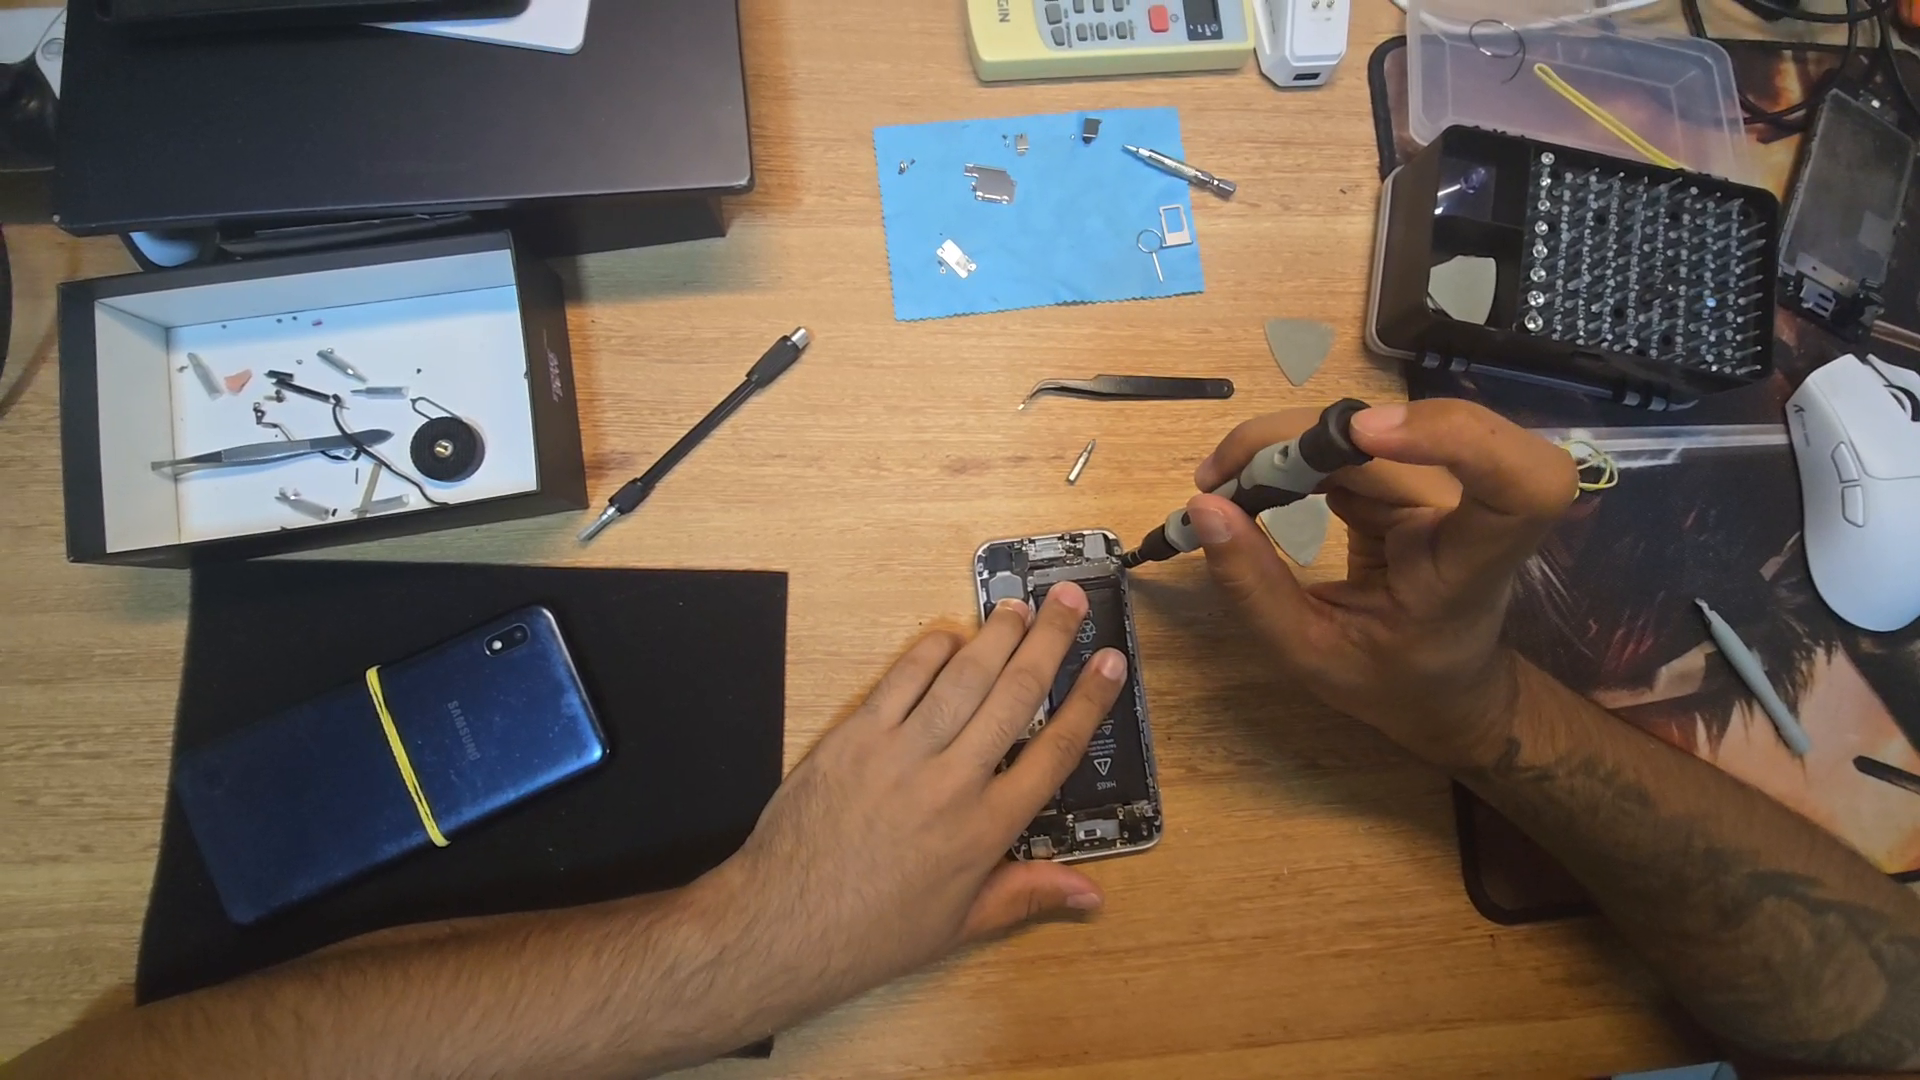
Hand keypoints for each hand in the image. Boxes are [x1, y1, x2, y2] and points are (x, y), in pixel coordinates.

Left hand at [691, 583, 1126, 1025]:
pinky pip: (901, 680)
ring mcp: (901, 752)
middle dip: (1050, 641)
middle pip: (1015, 695)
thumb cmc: (873, 930)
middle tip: (1069, 601)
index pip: (1055, 750)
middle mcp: (952, 781)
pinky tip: (951, 636)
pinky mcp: (856, 736)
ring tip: (1019, 606)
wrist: (782, 925)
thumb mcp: (960, 924)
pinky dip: (930, 652)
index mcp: (986, 829)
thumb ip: (1028, 895)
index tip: (1110, 662)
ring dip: (996, 636)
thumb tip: (1093, 895)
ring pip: (963, 678)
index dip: (1089, 701)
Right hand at [1187, 400, 1576, 769]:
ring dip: (1277, 446)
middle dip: (1289, 443)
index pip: (1518, 485)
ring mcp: (1435, 491)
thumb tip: (1203, 507)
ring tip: (1220, 483)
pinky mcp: (1405, 482)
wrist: (1442, 686)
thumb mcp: (1308, 653)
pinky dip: (1285, 457)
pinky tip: (1247, 483)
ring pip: (1357, 431)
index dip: (1456, 437)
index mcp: (1466, 569)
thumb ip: (1255, 588)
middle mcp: (1460, 513)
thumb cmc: (1392, 683)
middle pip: (1390, 439)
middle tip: (1214, 481)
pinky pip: (1342, 447)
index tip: (1363, 433)